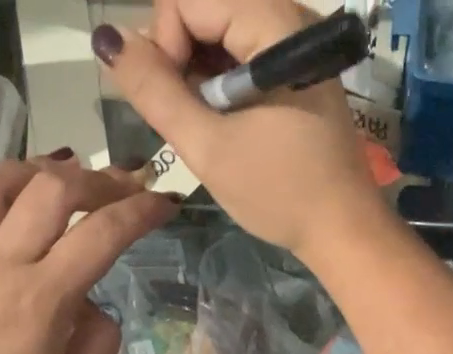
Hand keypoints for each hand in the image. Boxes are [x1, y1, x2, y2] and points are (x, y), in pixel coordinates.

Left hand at [0, 157, 177, 353]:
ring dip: (28, 171)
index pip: (102, 233)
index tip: (166, 203)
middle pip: (50, 188)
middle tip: (121, 186)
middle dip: (96, 178)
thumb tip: (92, 306)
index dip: (141, 211)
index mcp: (43, 297)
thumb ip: (101, 342)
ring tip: (54, 182)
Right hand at [95, 0, 389, 257]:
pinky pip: (242, 52)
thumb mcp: (208, 147)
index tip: (177, 102)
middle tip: (191, 118)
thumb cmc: (281, 194)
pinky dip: (222, 82)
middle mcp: (289, 19)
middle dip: (181, 59)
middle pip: (203, 10)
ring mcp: (297, 43)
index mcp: (274, 25)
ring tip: (209, 125)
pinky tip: (227, 122)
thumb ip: (154, 91)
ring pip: (219, 32)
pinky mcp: (298, 69)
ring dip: (199, 74)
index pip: (186, 0)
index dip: (165, 46)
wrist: (345, 232)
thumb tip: (108, 39)